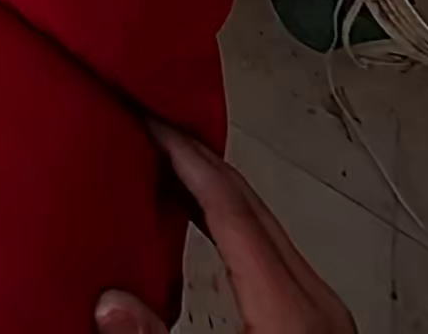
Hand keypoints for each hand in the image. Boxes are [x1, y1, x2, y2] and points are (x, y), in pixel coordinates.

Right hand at [102, 121, 355, 333]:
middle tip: (143, 118)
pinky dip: (220, 212)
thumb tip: (109, 301)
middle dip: (192, 152)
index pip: (229, 203)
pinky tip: (191, 212)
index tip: (144, 114)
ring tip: (156, 154)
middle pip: (246, 200)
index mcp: (292, 307)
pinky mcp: (313, 321)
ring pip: (255, 217)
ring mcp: (317, 308)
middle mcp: (311, 296)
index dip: (183, 151)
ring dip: (204, 179)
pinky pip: (259, 241)